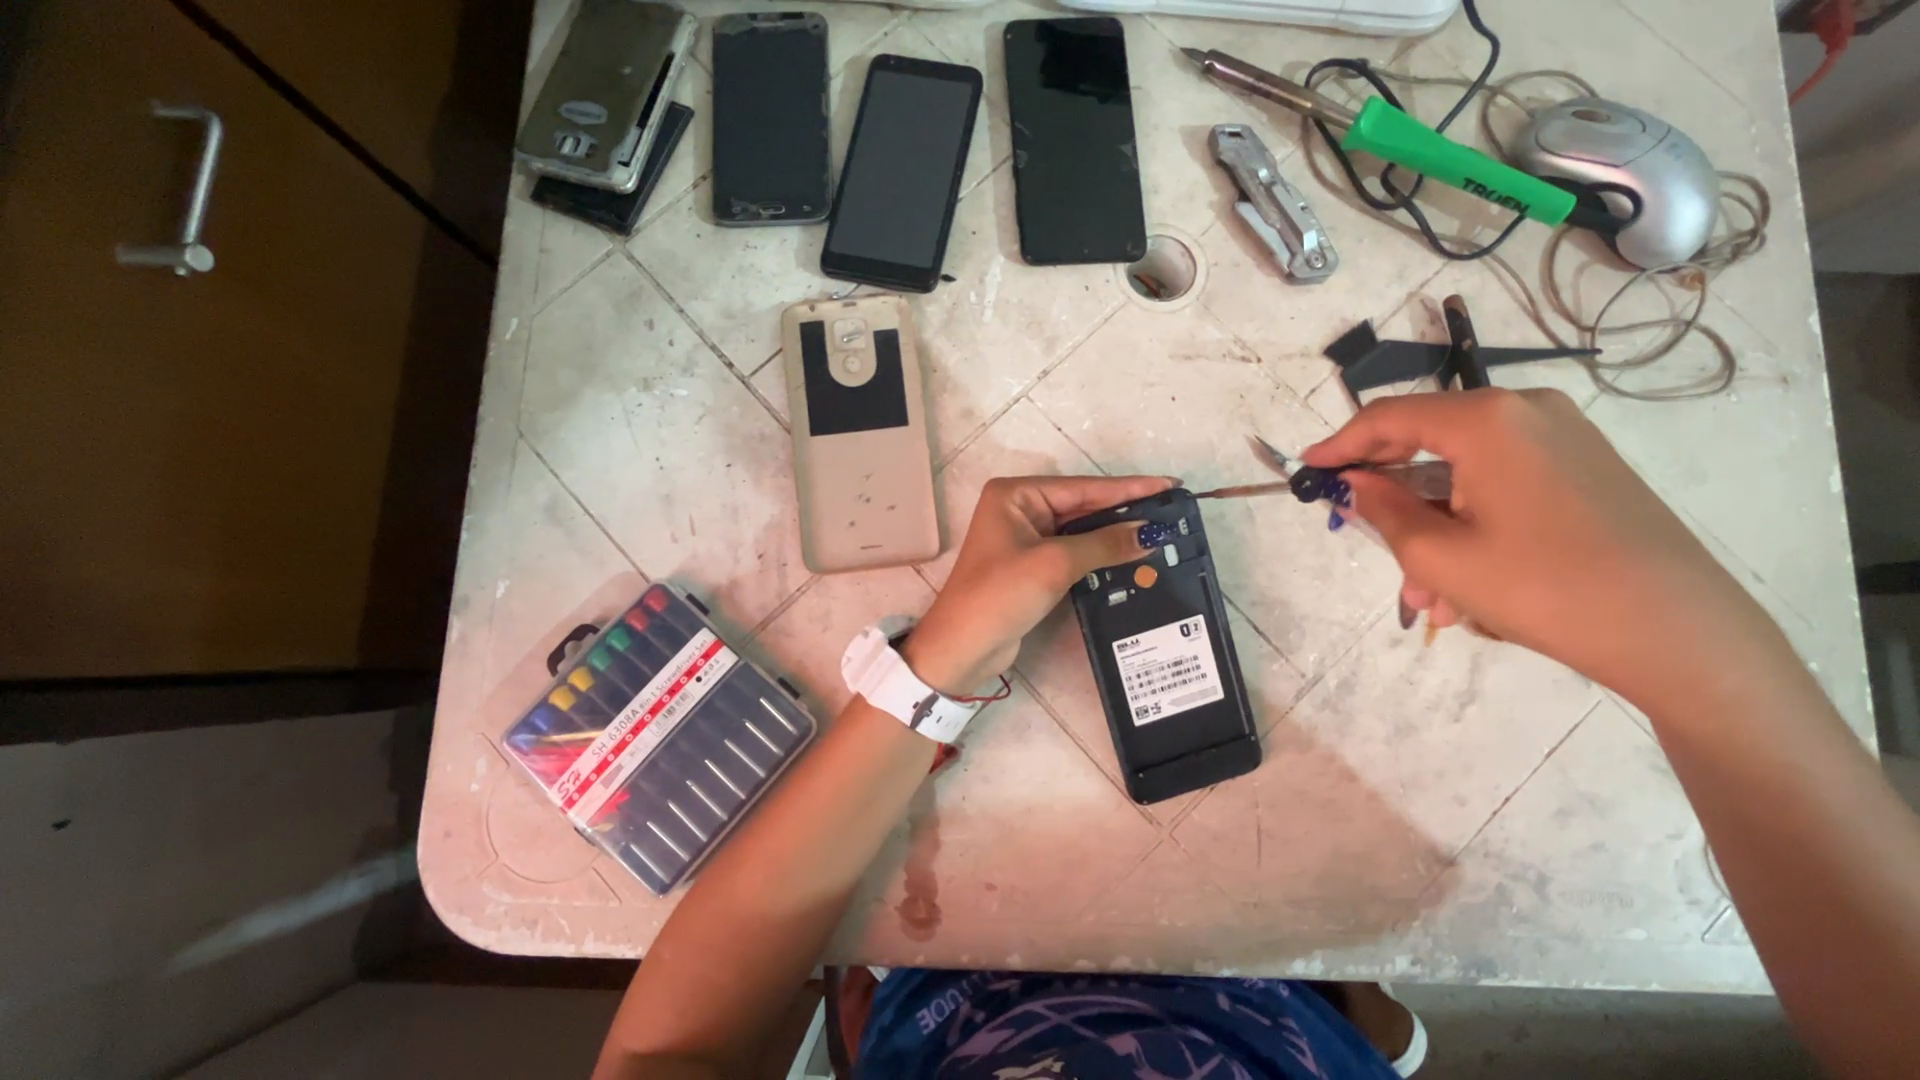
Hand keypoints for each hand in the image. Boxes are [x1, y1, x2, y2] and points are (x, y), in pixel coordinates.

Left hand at [903, 475, 1176, 695]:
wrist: (962, 648)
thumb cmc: (1000, 595)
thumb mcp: (1055, 563)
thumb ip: (1104, 543)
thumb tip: (1151, 532)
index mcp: (1016, 495)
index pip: (1083, 488)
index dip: (1129, 489)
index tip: (1170, 486)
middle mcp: (1019, 510)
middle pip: (1083, 506)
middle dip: (1125, 511)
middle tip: (1174, 512)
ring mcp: (1025, 539)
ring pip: (1081, 531)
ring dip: (1115, 535)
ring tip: (1162, 533)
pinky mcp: (1032, 567)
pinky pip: (1074, 553)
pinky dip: (1100, 555)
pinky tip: (1131, 557)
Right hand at [1301, 389, 1784, 708]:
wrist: (1674, 629)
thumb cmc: (1542, 586)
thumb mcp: (1439, 555)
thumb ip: (1383, 509)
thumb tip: (1356, 483)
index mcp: (1486, 419)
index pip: (1388, 416)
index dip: (1339, 444)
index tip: (1306, 471)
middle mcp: (1526, 412)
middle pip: (1427, 442)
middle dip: (1391, 498)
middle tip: (1362, 540)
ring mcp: (1562, 439)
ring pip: (1464, 474)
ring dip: (1431, 527)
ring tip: (1424, 597)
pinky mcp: (1584, 469)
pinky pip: (1501, 486)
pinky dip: (1470, 524)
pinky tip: (1464, 587)